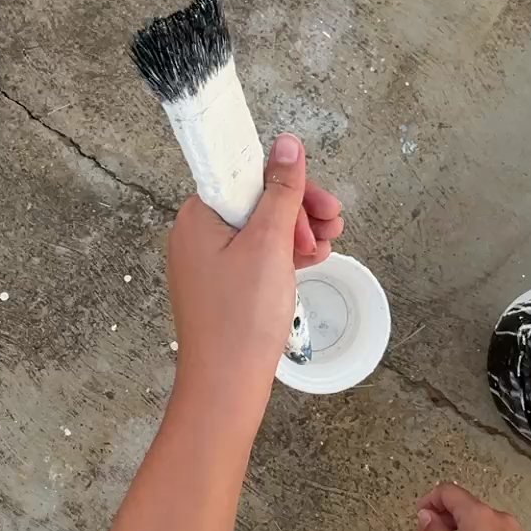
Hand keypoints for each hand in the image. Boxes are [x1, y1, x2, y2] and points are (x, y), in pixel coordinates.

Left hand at [166, 134, 343, 405]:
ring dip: (299, 231)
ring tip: (328, 244)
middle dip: (299, 209)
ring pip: (262, 228)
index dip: (286, 182)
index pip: (246, 174)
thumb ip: (281, 190)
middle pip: (257, 200)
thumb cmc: (242, 317)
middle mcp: (199, 232)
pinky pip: (257, 254)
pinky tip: (313, 260)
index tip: (317, 199)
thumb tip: (288, 143)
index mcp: (199, 214)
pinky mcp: (224, 283)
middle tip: (332, 223)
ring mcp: (210, 260)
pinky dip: (286, 254)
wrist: (226, 387)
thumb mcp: (270, 243)